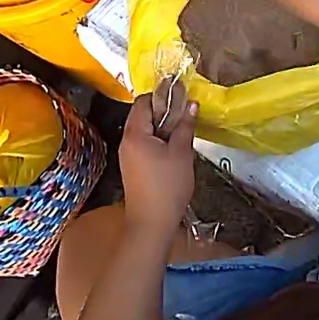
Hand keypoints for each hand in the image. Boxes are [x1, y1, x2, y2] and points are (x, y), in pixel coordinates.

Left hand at [119, 91, 196, 234]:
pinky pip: (144, 144)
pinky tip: (174, 149)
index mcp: (135, 133)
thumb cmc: (168, 186)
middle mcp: (126, 141)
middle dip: (164, 112)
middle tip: (186, 115)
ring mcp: (127, 155)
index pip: (144, 101)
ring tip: (183, 132)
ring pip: (144, 130)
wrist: (152, 223)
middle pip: (142, 115)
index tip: (182, 98)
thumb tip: (191, 104)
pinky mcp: (132, 167)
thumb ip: (185, 125)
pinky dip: (158, 141)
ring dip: (163, 127)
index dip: (162, 96)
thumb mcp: (182, 152)